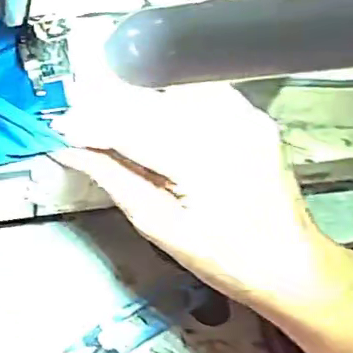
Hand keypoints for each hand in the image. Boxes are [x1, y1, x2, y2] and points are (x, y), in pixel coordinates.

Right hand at [49, 83, 352, 326]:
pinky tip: (140, 107)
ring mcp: (243, 117)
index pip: (130, 127)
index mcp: (205, 161)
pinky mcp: (248, 115)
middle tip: (71, 112)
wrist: (293, 264)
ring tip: (98, 109)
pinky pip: (194, 92)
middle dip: (103, 104)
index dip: (88, 124)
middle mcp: (229, 128)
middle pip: (148, 100)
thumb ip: (112, 179)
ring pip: (169, 88)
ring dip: (129, 96)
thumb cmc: (232, 258)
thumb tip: (72, 151)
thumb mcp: (159, 225)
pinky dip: (160, 96)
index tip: (59, 127)